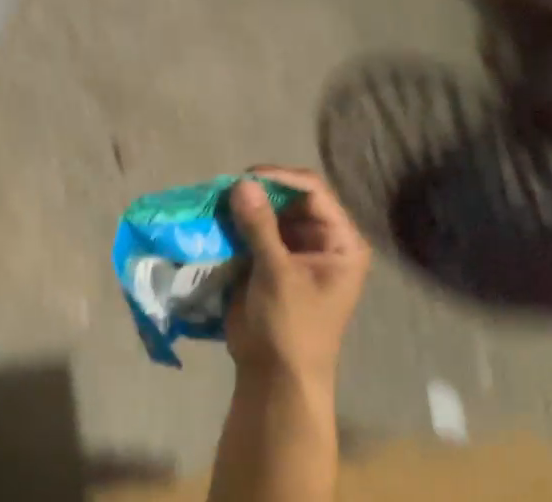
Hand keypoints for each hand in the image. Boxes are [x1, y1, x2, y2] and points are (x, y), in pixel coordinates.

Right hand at [225, 166, 370, 391]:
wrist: (276, 372)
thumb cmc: (291, 326)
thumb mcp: (278, 274)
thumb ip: (260, 227)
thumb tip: (241, 183)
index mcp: (340, 244)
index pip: (313, 192)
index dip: (279, 178)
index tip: (242, 177)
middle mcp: (320, 241)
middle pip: (288, 197)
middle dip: (256, 190)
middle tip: (222, 190)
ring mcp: (292, 250)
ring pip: (266, 211)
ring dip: (240, 205)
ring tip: (212, 201)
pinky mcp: (266, 259)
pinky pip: (250, 228)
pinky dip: (232, 221)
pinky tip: (211, 218)